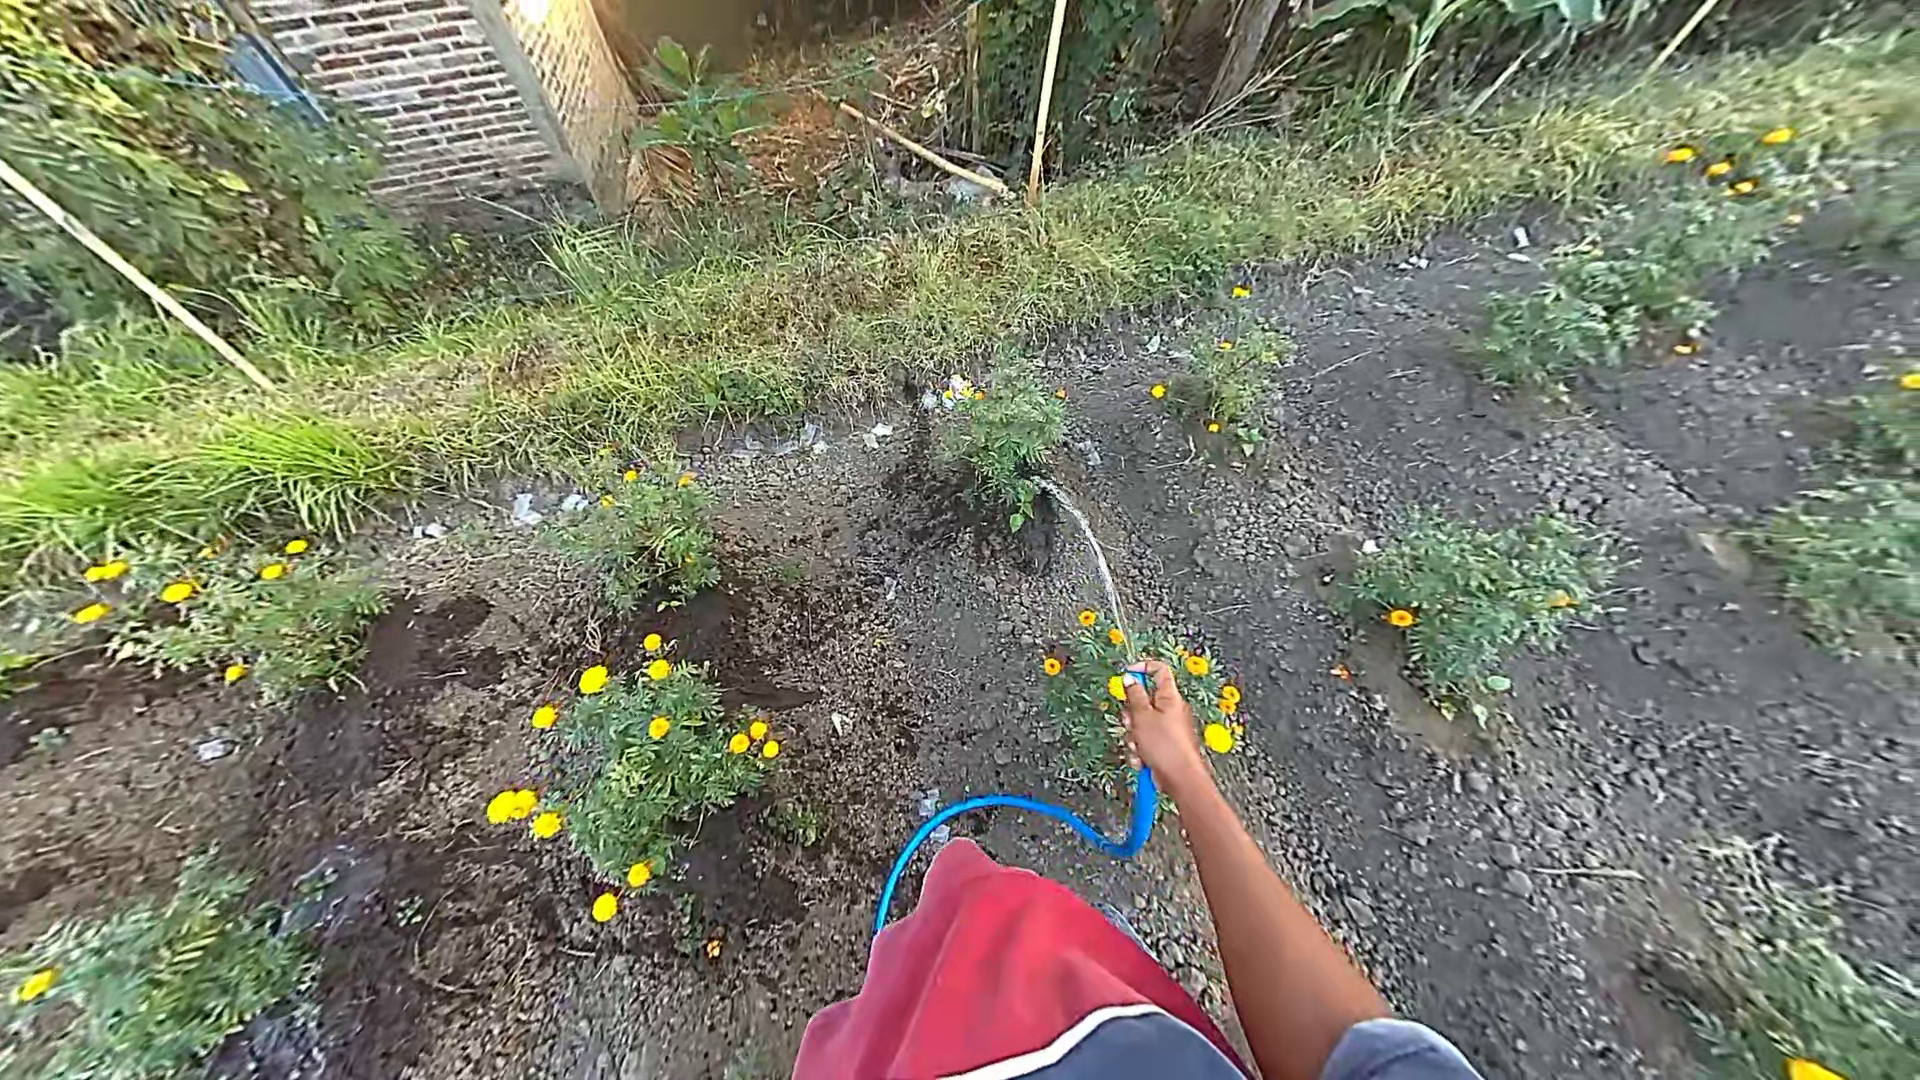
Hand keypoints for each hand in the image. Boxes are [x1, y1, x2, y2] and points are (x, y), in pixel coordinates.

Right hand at [1120, 659, 1213, 801]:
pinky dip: (1139, 748)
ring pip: (1139, 721)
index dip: (1142, 668)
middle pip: (1142, 699)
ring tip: (1139, 744)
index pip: (1158, 670)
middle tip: (1132, 721)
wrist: (1179, 779)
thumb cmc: (1167, 748)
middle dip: (1131, 712)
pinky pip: (1143, 739)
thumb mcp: (1143, 716)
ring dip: (1133, 734)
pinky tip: (1142, 757)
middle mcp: (1169, 710)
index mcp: (1169, 697)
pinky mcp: (1161, 743)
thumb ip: (1134, 695)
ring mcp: (1166, 727)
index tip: (1127, 675)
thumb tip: (1129, 678)